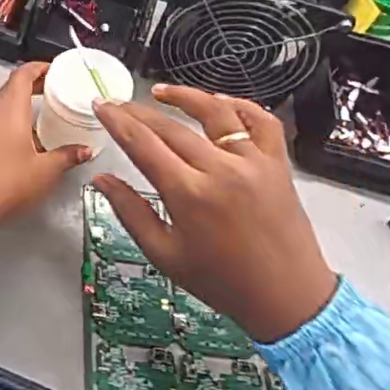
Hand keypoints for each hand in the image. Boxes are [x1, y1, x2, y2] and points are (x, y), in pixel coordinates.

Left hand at [0, 62, 90, 229]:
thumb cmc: (9, 183)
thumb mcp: (45, 171)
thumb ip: (67, 156)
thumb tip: (86, 150)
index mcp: (9, 110)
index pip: (22, 74)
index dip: (39, 67)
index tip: (56, 70)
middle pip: (11, 86)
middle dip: (33, 84)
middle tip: (55, 89)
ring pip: (1, 102)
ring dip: (20, 101)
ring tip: (43, 111)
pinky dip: (10, 117)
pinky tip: (24, 134)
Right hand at [92, 84, 336, 341]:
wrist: (289, 297)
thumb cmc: (221, 281)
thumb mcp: (164, 254)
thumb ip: (130, 211)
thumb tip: (101, 180)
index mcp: (189, 195)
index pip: (143, 144)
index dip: (117, 121)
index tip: (100, 106)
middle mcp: (221, 171)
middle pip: (171, 126)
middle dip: (138, 111)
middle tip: (118, 103)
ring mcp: (254, 164)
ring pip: (216, 112)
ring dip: (185, 97)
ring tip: (161, 92)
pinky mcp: (278, 165)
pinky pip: (261, 122)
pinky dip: (240, 106)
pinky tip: (220, 102)